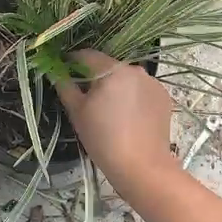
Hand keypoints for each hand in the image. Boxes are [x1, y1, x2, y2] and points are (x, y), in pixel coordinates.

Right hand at [53, 49, 178, 191]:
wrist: (142, 166)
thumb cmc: (103, 139)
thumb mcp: (77, 112)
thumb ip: (65, 86)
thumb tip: (57, 72)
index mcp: (112, 70)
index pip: (87, 55)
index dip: (72, 60)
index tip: (64, 70)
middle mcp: (135, 69)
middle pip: (108, 66)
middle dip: (95, 77)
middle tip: (86, 98)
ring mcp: (152, 82)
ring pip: (126, 78)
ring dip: (116, 86)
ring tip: (110, 111)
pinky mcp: (163, 97)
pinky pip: (142, 90)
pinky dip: (132, 96)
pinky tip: (128, 117)